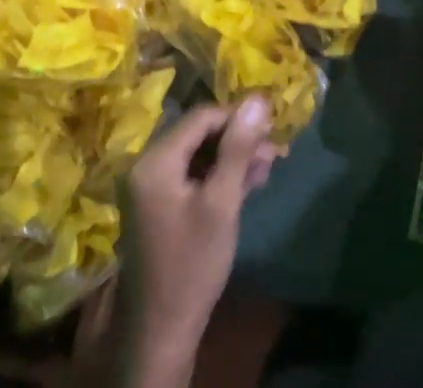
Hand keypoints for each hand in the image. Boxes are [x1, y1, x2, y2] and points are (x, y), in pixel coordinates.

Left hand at [116, 98, 276, 383]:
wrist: (164, 324)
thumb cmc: (194, 261)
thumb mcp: (221, 202)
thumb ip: (238, 148)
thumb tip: (258, 98)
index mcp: (154, 161)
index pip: (201, 117)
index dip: (238, 117)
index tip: (273, 129)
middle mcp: (146, 165)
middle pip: (198, 133)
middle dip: (238, 138)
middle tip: (275, 150)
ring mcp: (151, 186)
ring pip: (198, 154)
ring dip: (232, 157)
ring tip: (268, 166)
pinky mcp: (159, 204)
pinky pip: (192, 174)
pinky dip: (219, 175)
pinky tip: (249, 181)